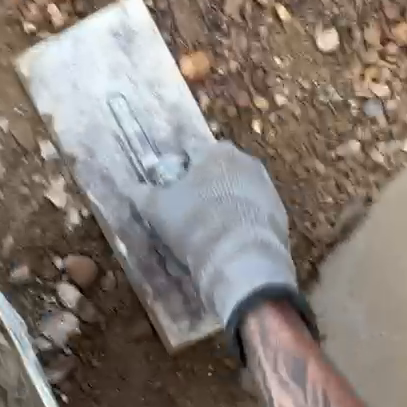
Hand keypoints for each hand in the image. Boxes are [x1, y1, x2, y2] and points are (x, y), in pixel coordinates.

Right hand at [137, 139, 312, 354]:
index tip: (166, 176)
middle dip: (200, 181)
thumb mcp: (157, 210)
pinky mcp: (278, 213)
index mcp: (213, 152)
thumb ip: (140, 194)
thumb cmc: (194, 225)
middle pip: (214, 167)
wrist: (242, 260)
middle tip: (184, 205)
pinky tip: (226, 240)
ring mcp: (265, 186)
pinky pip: (250, 212)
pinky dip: (238, 220)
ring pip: (235, 188)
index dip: (174, 162)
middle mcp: (244, 161)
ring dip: (221, 201)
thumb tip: (128, 185)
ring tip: (205, 227)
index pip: (188, 146)